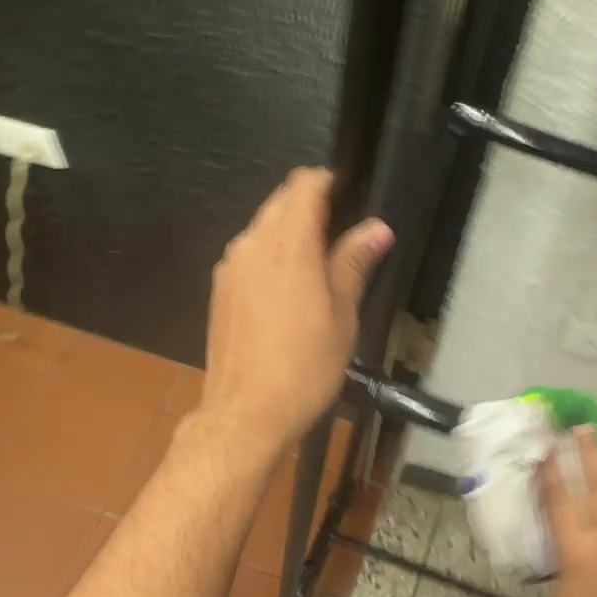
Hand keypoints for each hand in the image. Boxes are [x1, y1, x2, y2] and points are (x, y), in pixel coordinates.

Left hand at [196, 168, 391, 454]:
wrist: (246, 413)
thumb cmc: (304, 367)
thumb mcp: (342, 315)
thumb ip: (354, 263)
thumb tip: (377, 228)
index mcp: (287, 244)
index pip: (303, 185)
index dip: (330, 183)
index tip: (351, 200)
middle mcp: (251, 245)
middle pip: (280, 203)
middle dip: (310, 209)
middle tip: (342, 240)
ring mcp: (229, 268)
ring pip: (261, 230)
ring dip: (289, 235)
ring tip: (318, 271)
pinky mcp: (219, 292)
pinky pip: (248, 258)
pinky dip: (269, 260)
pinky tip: (288, 296)